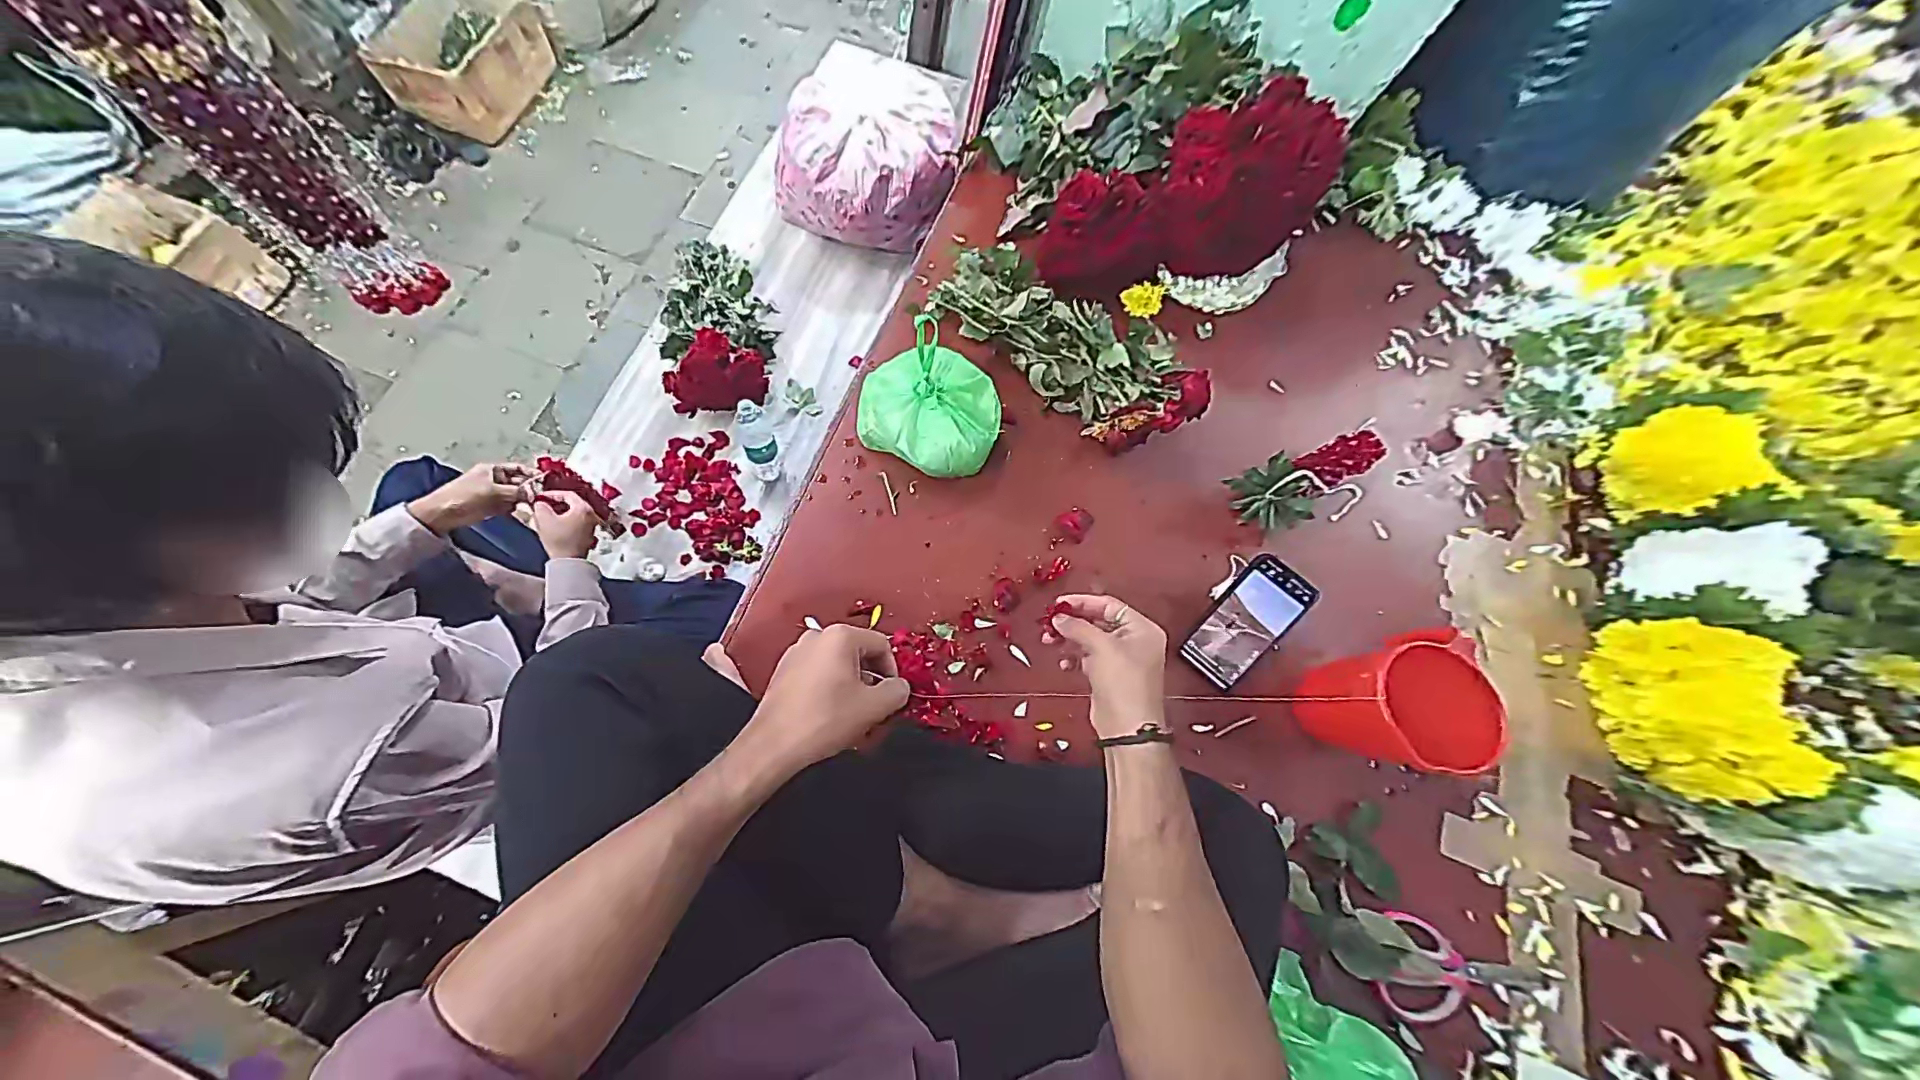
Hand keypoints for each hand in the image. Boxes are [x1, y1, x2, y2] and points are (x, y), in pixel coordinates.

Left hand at [409, 463, 536, 534]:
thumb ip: (518, 492)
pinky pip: (511, 506)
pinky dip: (517, 509)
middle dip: (530, 489)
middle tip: (541, 497)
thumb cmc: (463, 497)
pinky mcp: (492, 507)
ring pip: (517, 495)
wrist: (441, 515)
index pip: (518, 468)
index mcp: (492, 470)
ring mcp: (494, 494)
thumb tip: (536, 493)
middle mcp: (495, 480)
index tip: (545, 481)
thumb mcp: (494, 491)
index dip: (532, 473)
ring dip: (525, 501)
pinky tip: (523, 513)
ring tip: (532, 506)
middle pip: (520, 482)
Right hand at [532, 491, 604, 558]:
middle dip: (557, 502)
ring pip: (575, 513)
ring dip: (561, 511)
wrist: (569, 561)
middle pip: (573, 503)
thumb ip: (541, 507)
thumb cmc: (559, 540)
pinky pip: (577, 521)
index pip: (568, 494)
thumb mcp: (544, 520)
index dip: (552, 494)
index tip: (541, 497)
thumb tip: (540, 503)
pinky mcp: (589, 534)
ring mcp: (592, 525)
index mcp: (583, 508)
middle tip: (544, 504)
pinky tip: (556, 524)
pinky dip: (567, 519)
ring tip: (547, 514)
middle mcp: (591, 515)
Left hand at [737, 624, 908, 776]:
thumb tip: (900, 687)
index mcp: (840, 636)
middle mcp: (817, 637)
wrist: (773, 745)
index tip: (892, 696)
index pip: (882, 645)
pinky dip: (831, 692)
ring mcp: (797, 653)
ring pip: (839, 668)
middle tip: (875, 711)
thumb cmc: (824, 720)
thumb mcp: (875, 706)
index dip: (893, 672)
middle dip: (872, 683)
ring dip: (853, 690)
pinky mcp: (785, 672)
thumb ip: (898, 691)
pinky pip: (819, 676)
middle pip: (860, 655)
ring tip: (853, 719)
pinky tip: (831, 718)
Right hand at [1049, 594, 1167, 739]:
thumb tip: (1059, 617)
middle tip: (1050, 622)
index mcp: (1141, 629)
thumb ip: (1078, 628)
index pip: (1109, 605)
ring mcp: (1121, 658)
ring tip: (1049, 640)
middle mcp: (1133, 641)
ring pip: (1089, 639)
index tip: (1059, 604)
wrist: (1127, 727)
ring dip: (1069, 638)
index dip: (1083, 602)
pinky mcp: (1108, 674)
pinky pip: (1087, 657)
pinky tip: (1064, 661)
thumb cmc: (1124, 683)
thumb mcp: (1101, 647)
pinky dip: (1074, 656)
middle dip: (1073, 622)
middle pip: (1098, 621)